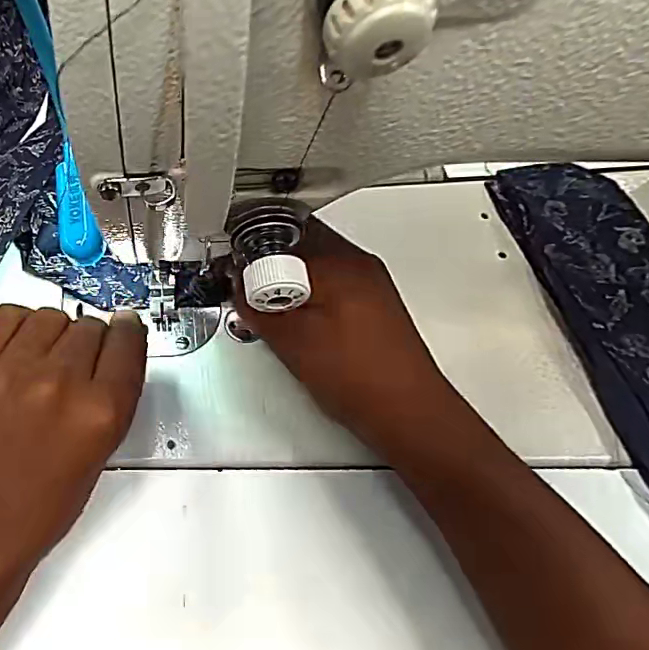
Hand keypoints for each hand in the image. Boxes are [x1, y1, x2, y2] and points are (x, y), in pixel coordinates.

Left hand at [0, 306, 145, 585]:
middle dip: (91, 342)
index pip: (127, 341)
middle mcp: (58, 386)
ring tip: (45, 360)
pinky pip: (7, 315)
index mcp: (99, 413)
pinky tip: (19, 349)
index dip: (128, 331)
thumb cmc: (36, 507)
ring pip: (51, 316)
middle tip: (78, 363)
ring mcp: (10, 372)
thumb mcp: (99, 454)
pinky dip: (19, 326)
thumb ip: (113, 397)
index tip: (125, 327)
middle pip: (91, 327)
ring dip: (56, 333)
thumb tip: (117, 348)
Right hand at [233, 219, 460, 454]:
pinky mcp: (374, 306)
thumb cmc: (363, 380)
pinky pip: (332, 287)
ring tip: (280, 318)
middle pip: (300, 247)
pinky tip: (305, 331)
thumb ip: (257, 307)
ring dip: (291, 285)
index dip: (254, 254)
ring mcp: (371, 285)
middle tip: (255, 296)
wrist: (408, 415)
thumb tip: (241, 288)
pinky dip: (312, 300)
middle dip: (271, 269)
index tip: (240, 276)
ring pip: (316, 269)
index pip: (282, 234)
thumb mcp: (290, 340)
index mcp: (340, 263)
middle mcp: (360, 266)